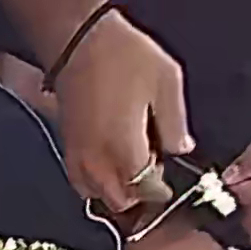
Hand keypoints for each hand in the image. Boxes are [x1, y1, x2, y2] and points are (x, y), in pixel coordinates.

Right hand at [51, 10, 193, 212]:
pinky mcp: (69, 156)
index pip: (144, 188)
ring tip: (128, 168)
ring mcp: (81, 162)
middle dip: (138, 193)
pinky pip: (82, 187)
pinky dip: (97, 186)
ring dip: (117, 190)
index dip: (158, 189)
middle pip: (120, 200)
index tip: (166, 183)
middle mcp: (99, 163)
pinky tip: (107, 169)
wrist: (81, 48)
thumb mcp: (166, 81)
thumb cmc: (124, 59)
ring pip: (100, 197)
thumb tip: (181, 149)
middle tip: (149, 171)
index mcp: (125, 148)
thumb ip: (176, 123)